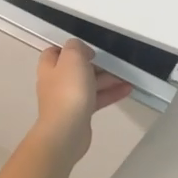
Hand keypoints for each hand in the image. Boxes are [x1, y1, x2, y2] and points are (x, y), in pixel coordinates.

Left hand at [33, 40, 132, 164]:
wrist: (66, 130)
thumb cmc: (68, 90)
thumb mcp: (72, 58)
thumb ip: (76, 47)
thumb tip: (81, 51)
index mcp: (49, 67)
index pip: (55, 52)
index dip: (71, 48)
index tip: (89, 47)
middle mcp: (56, 82)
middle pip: (76, 69)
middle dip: (96, 64)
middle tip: (114, 61)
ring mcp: (67, 99)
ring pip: (88, 84)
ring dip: (107, 79)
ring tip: (127, 75)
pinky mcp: (79, 113)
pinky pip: (96, 99)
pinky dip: (110, 93)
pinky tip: (127, 90)